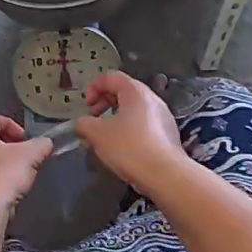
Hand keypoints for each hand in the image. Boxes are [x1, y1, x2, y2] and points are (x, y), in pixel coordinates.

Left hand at [0, 114, 53, 212]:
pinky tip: (14, 186)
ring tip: (24, 171)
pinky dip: (2, 175)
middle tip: (27, 154)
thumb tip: (47, 143)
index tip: (26, 139)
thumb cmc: (5, 175)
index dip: (12, 124)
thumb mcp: (31, 154)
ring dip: (8, 161)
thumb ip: (41, 144)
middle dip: (12, 144)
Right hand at [76, 72, 188, 189]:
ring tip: (105, 136)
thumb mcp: (97, 134)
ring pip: (134, 109)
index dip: (94, 87)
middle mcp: (152, 99)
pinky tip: (123, 148)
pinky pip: (144, 124)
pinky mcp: (168, 134)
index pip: (111, 77)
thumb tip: (83, 123)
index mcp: (135, 91)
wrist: (164, 174)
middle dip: (104, 102)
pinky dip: (129, 129)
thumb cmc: (128, 147)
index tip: (86, 107)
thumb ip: (84, 124)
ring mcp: (163, 116)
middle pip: (124, 91)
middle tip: (93, 119)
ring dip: (116, 117)